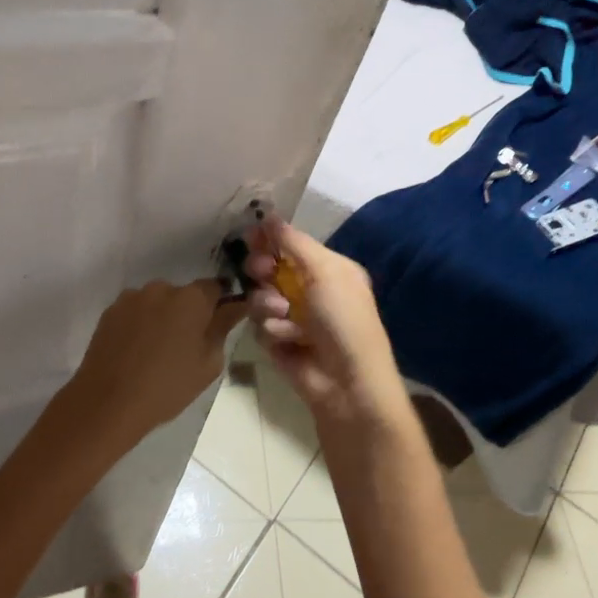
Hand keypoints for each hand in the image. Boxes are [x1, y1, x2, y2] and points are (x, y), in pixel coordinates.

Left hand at [63, 279, 249, 444]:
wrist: (108, 401)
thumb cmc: (168, 386)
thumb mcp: (208, 363)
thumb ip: (223, 327)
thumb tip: (236, 305)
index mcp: (191, 298)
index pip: (215, 287)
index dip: (219, 304)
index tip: (218, 324)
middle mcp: (161, 288)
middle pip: (183, 295)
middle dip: (188, 313)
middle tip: (186, 346)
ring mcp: (131, 297)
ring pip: (157, 303)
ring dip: (161, 318)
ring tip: (156, 352)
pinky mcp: (110, 311)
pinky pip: (135, 312)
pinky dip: (139, 325)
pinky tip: (136, 351)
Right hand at [245, 218, 409, 425]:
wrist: (347, 382)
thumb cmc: (344, 319)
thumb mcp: (326, 271)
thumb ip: (294, 242)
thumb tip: (269, 215)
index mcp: (328, 269)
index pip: (291, 245)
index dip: (269, 239)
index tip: (251, 235)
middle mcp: (309, 290)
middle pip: (268, 267)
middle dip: (262, 269)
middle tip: (262, 272)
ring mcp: (292, 316)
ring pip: (259, 296)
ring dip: (268, 303)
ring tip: (284, 315)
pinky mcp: (278, 341)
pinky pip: (259, 324)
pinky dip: (272, 330)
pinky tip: (289, 340)